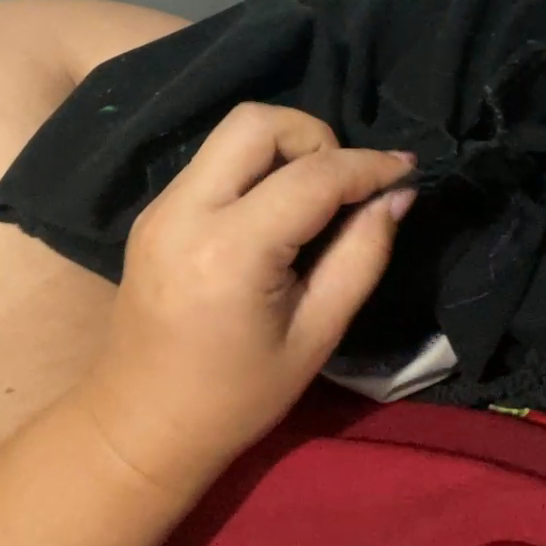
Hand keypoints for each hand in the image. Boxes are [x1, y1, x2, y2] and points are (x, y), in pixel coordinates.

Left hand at [72, 103, 415, 493]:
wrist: (140, 423)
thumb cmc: (237, 397)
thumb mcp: (316, 336)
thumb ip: (362, 255)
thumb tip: (397, 194)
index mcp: (229, 253)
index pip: (310, 177)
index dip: (367, 165)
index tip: (405, 168)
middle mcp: (185, 212)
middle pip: (255, 122)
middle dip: (313, 136)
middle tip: (343, 184)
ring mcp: (160, 207)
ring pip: (229, 133)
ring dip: (282, 147)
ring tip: (314, 195)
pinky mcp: (153, 211)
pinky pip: (212, 162)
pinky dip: (253, 166)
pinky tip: (273, 210)